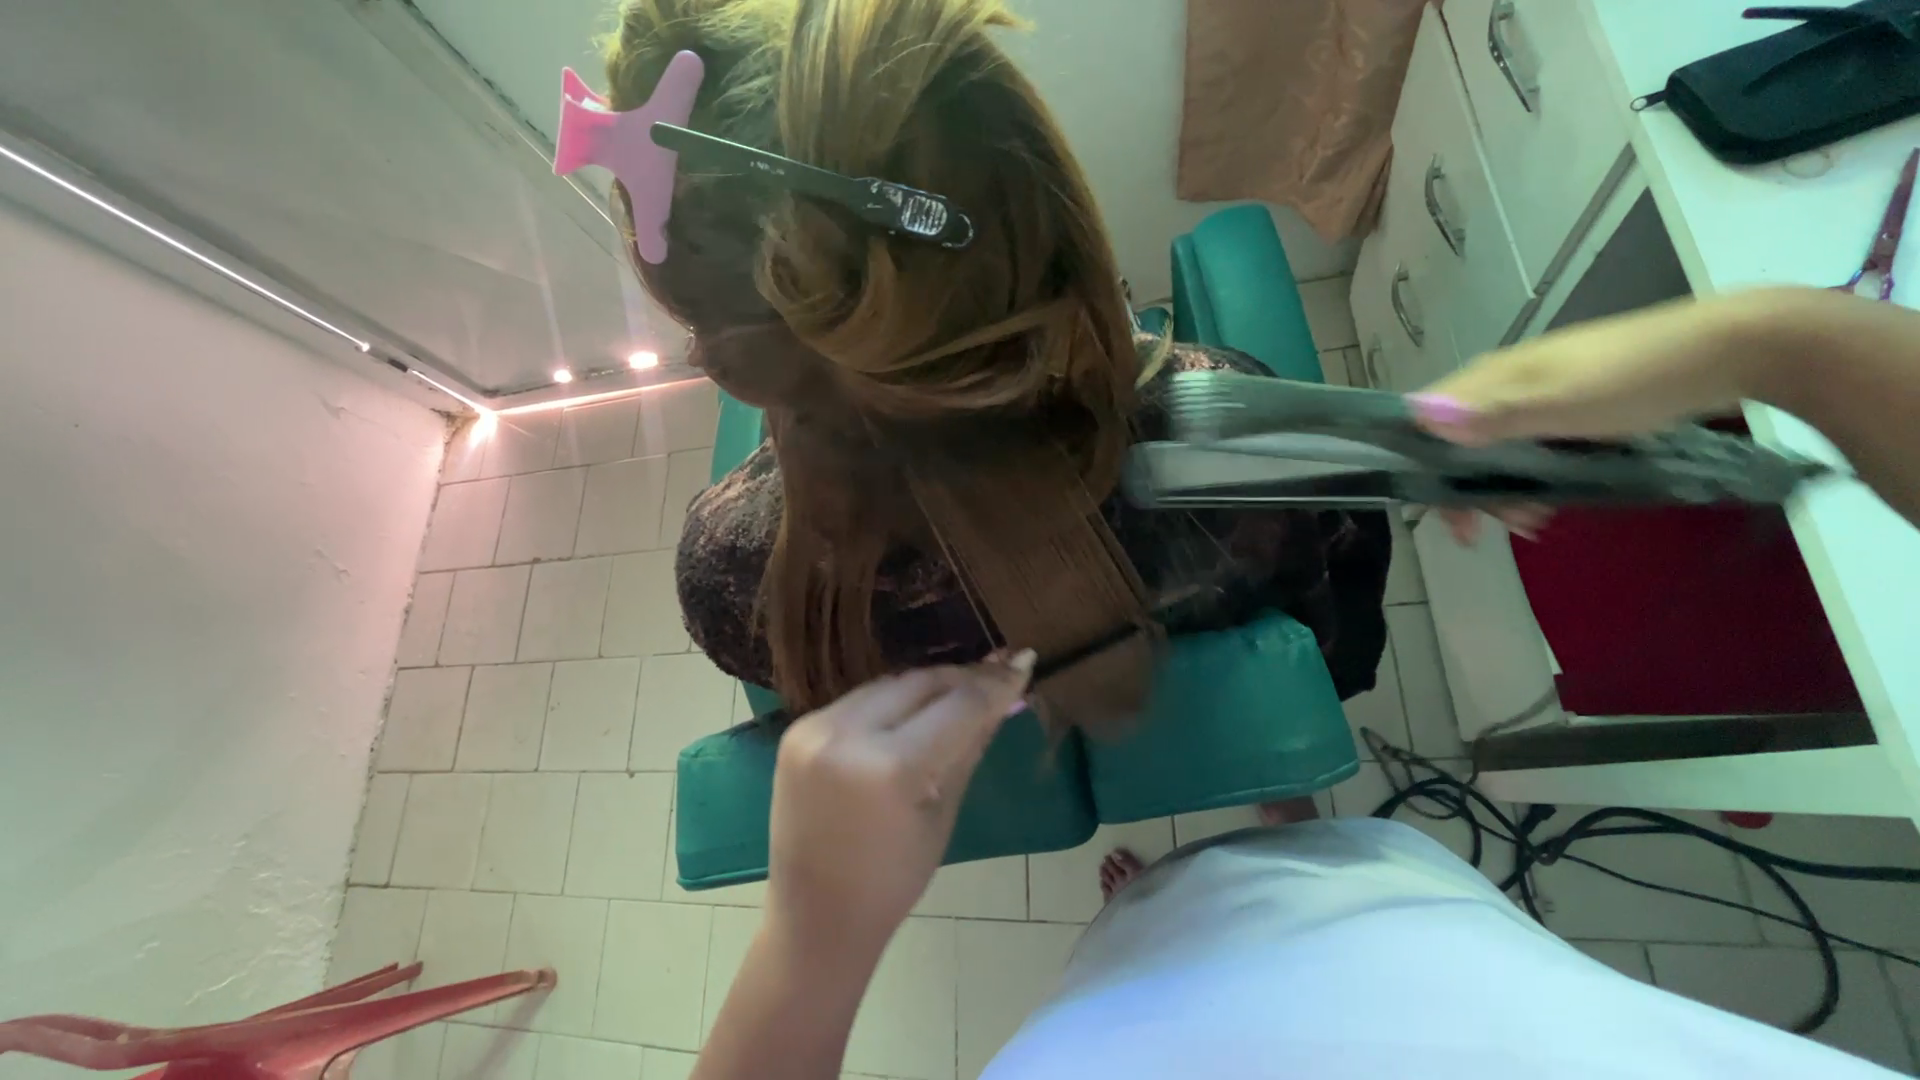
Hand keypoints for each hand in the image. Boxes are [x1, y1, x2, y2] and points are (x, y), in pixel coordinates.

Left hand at [766, 652, 1034, 958]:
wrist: (816, 916)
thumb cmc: (893, 880)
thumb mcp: (944, 812)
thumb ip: (972, 743)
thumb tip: (1004, 695)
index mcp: (889, 768)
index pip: (957, 705)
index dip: (995, 683)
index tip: (1023, 663)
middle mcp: (846, 735)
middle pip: (920, 682)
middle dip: (963, 678)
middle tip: (998, 674)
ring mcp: (814, 728)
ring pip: (889, 684)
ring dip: (927, 685)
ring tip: (962, 691)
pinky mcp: (798, 729)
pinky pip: (859, 700)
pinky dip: (892, 701)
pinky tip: (916, 710)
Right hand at [1406, 291, 1793, 543]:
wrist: (1729, 351)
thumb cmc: (1633, 378)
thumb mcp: (1558, 401)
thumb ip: (1490, 413)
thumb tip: (1419, 418)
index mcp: (1487, 379)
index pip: (1423, 422)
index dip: (1418, 466)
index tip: (1441, 510)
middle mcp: (1499, 387)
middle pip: (1453, 445)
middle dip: (1467, 490)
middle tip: (1496, 529)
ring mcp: (1533, 398)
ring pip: (1490, 453)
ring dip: (1502, 492)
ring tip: (1536, 521)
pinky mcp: (1565, 411)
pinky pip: (1526, 452)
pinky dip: (1530, 481)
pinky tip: (1552, 501)